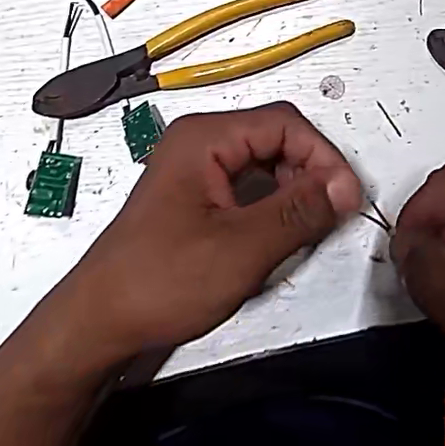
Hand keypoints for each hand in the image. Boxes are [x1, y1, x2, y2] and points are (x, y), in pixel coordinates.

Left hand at [45, 102, 362, 368]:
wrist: (100, 321)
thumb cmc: (153, 282)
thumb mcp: (240, 249)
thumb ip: (298, 213)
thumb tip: (342, 187)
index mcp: (203, 139)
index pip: (285, 124)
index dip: (323, 157)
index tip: (344, 195)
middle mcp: (198, 143)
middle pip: (276, 138)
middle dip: (309, 172)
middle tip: (329, 211)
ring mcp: (196, 167)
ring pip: (265, 162)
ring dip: (292, 190)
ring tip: (304, 227)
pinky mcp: (197, 193)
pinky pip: (249, 184)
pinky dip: (272, 204)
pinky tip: (276, 233)